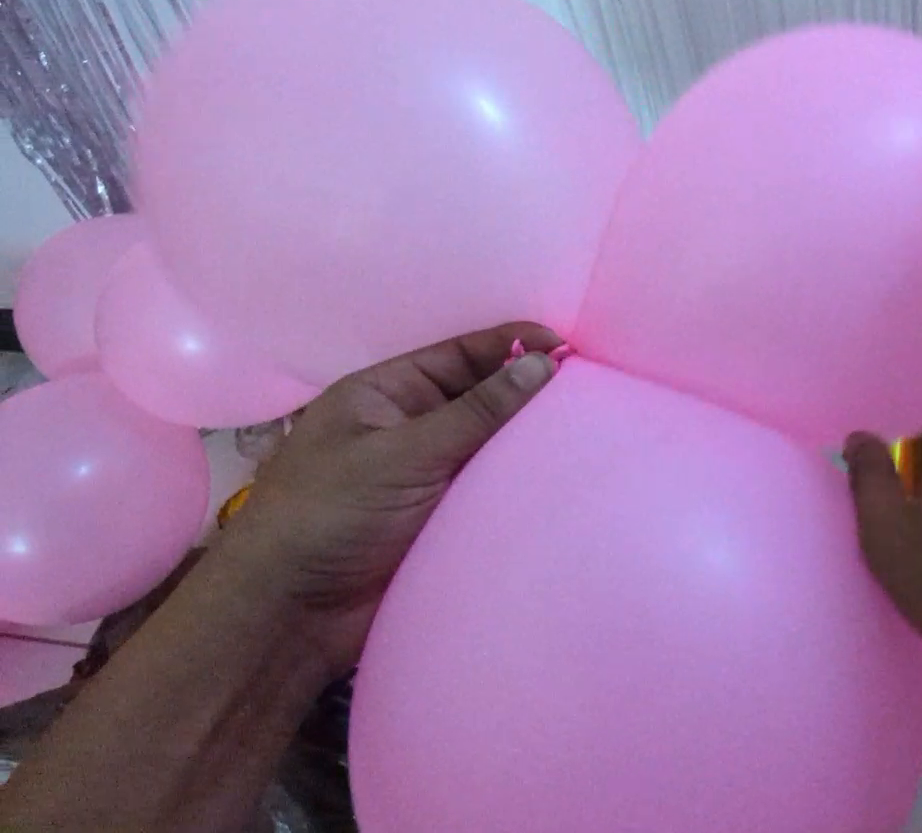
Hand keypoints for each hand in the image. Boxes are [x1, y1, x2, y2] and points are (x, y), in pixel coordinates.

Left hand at [216, 323, 559, 675]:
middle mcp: (414, 424)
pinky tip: (570, 461)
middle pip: (486, 391)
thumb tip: (545, 361)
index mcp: (387, 394)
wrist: (289, 618)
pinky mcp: (453, 508)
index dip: (514, 344)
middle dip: (532, 385)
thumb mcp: (404, 452)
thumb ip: (479, 408)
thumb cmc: (329, 516)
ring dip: (536, 429)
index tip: (567, 345)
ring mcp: (435, 468)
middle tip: (591, 381)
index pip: (462, 354)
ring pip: (498, 435)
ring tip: (592, 417)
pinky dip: (530, 468)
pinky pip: (500, 476)